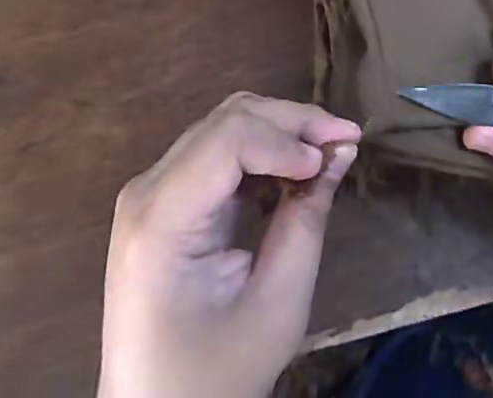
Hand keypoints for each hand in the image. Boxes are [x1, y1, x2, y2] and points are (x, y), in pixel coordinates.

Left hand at [99, 92, 360, 397]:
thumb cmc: (217, 373)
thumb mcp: (277, 302)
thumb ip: (308, 217)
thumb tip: (342, 150)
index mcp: (161, 220)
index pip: (229, 139)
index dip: (287, 138)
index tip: (333, 158)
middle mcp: (147, 190)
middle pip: (228, 119)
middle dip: (292, 121)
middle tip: (345, 138)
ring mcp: (151, 190)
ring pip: (225, 123)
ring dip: (281, 128)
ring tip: (327, 148)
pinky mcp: (164, 196)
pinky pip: (219, 148)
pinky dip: (263, 146)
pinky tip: (296, 164)